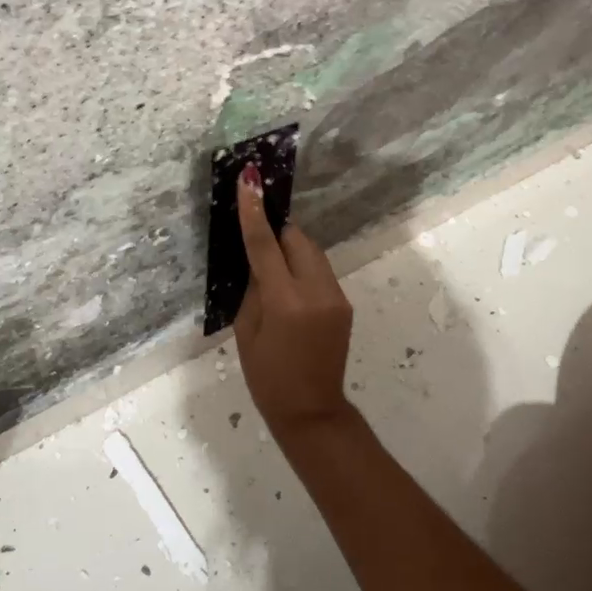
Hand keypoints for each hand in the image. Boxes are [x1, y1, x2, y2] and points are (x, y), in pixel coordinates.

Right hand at [234, 166, 355, 439]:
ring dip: (290, 249)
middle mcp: (316, 292)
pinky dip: (301, 267)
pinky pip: (319, 270)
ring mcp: (335, 297)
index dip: (254, 210)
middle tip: (258, 239)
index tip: (249, 179)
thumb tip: (256, 257)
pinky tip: (288, 285)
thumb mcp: (247, 331)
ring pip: (311, 252)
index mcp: (285, 302)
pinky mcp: (344, 304)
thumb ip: (252, 288)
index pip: (265, 245)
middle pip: (297, 239)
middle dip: (277, 232)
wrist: (312, 411)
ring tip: (271, 263)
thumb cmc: (267, 377)